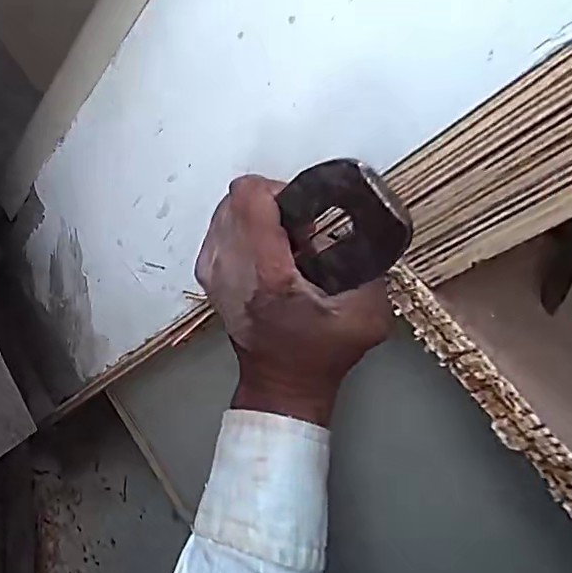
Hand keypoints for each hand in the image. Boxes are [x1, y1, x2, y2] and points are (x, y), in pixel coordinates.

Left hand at [196, 175, 392, 426]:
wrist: (280, 380)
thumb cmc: (319, 352)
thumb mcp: (365, 312)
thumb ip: (366, 262)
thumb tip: (353, 223)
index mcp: (266, 272)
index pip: (250, 198)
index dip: (281, 192)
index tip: (304, 216)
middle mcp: (228, 266)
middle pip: (236, 198)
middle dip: (272, 203)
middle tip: (298, 231)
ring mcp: (211, 269)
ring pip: (226, 209)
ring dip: (256, 216)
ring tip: (284, 244)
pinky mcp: (205, 272)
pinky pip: (219, 227)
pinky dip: (242, 229)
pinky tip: (266, 252)